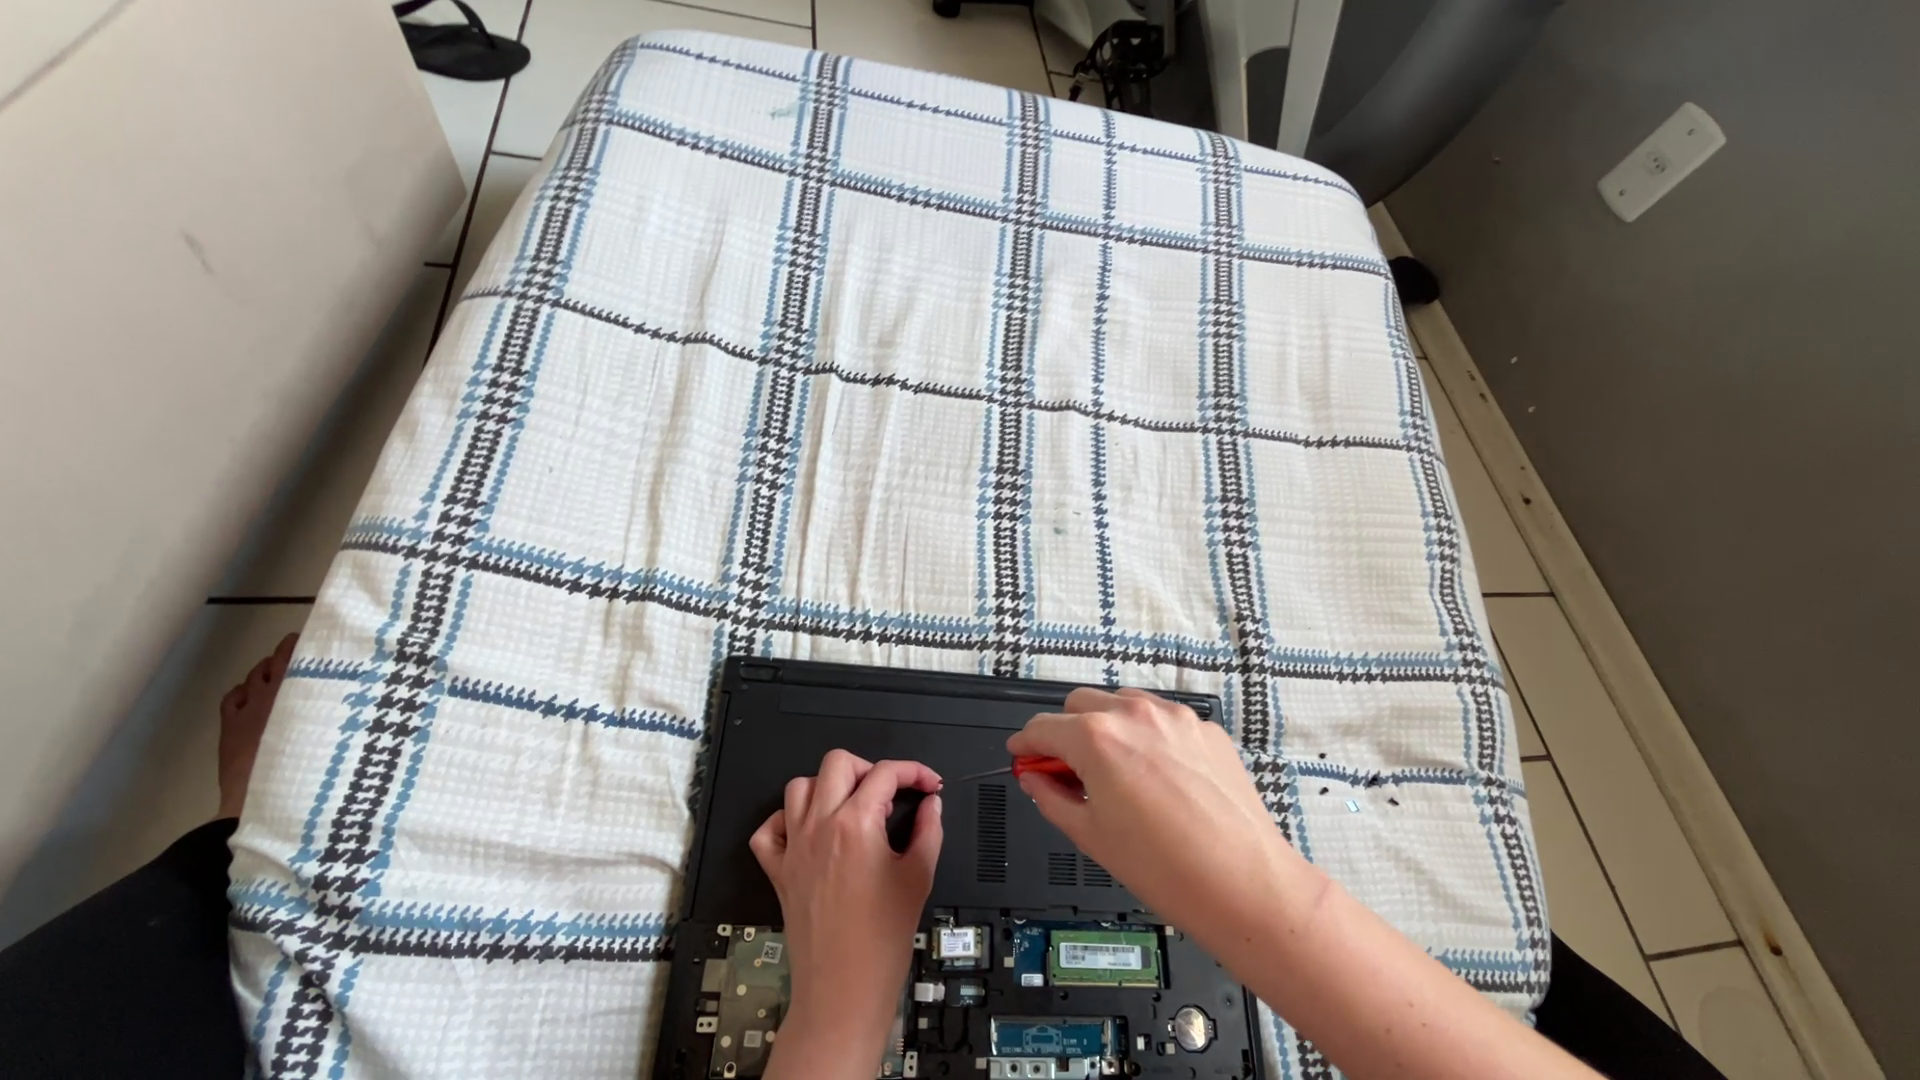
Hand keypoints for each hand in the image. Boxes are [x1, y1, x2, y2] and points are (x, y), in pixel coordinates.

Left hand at [751, 751, 942, 1079]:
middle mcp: (819, 826)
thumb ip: (929, 830)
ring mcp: (794, 847)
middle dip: (869, 769)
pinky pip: (769, 829)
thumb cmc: (883, 939)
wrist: (844, 990)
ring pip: (799, 786)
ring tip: (853, 806)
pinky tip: (811, 831)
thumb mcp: (919, 877)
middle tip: (891, 792)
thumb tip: (931, 804)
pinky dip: (786, 820)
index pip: (884, 773)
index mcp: (856, 824)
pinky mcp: (778, 871)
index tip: (929, 784)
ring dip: (827, 787)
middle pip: (837, 763)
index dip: (913, 772)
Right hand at [1008, 688, 1320, 946]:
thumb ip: (1051, 797)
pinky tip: (1154, 777)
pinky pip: (1162, 719)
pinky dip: (1147, 736)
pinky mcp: (1205, 730)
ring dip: (1105, 726)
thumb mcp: (1090, 836)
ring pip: (1121, 703)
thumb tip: (1035, 780)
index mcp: (1097, 739)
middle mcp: (1135, 716)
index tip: (1023, 755)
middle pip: (1078, 703)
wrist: (1243, 883)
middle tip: (1065, 770)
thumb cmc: (1169, 868)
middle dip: (1064, 731)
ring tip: (1113, 772)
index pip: (1042, 727)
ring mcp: (1175, 718)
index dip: (1026, 744)